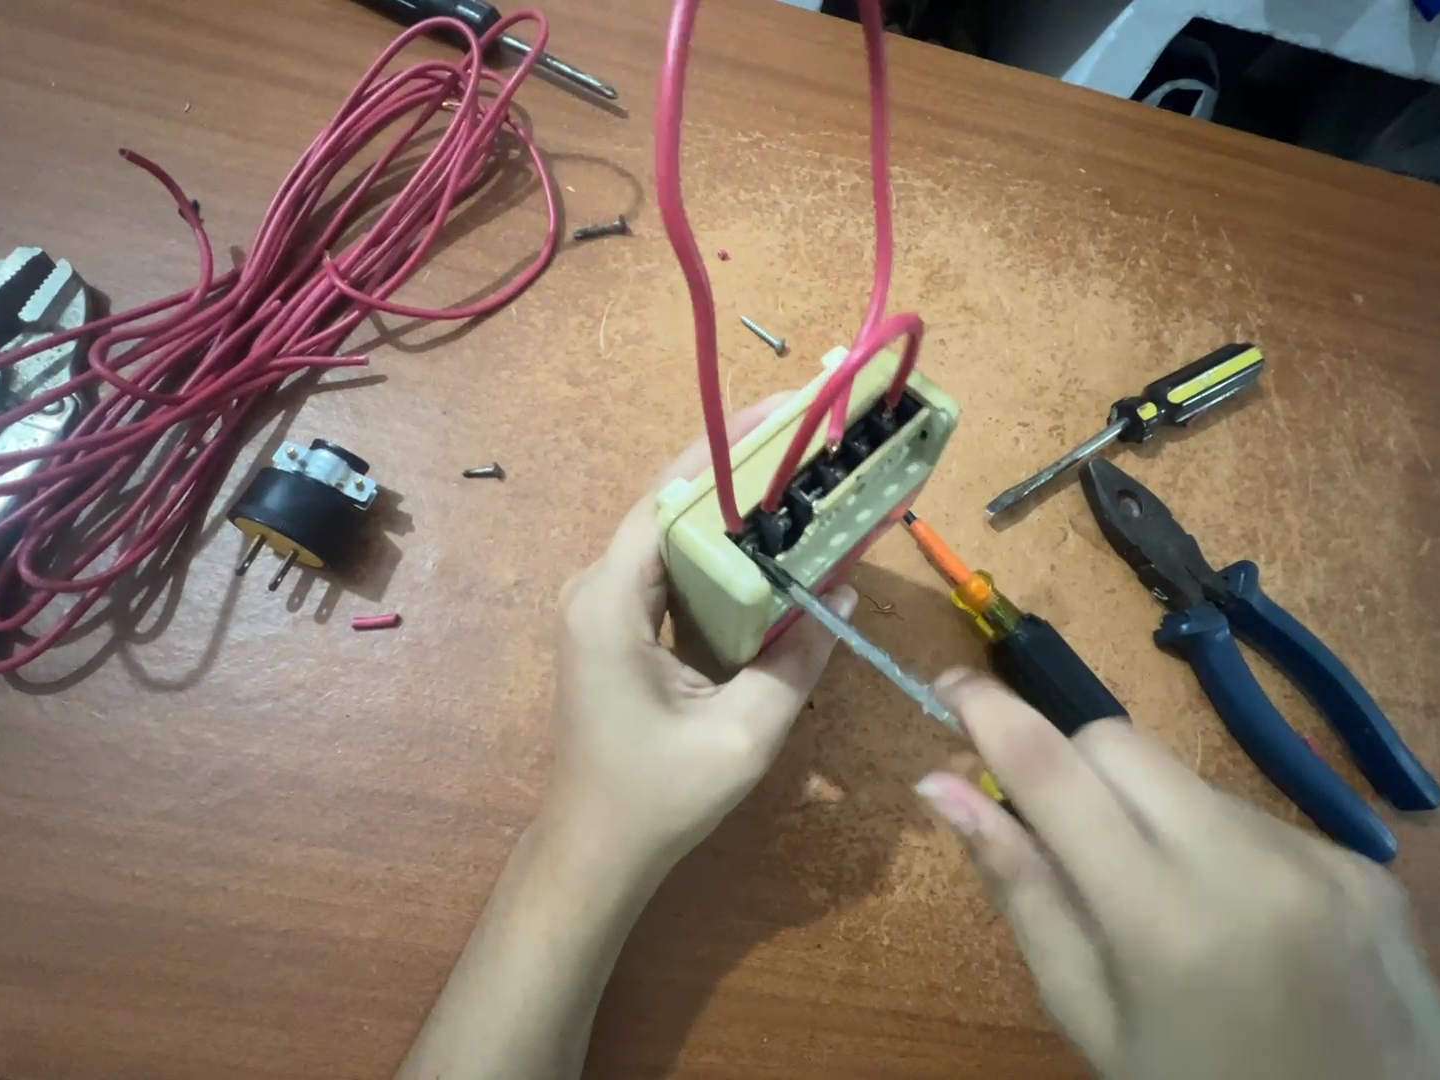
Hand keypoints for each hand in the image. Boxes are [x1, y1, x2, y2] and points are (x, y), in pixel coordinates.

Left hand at [543, 396, 855, 877]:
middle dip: (737, 470)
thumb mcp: (744, 735)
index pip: (669, 498)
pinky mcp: (611, 622)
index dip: (726, 450)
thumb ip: (797, 661)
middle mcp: (593, 587)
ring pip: (669, 534)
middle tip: (805, 443)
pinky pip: (665, 569)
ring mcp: (598, 604)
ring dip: (727, 509)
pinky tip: (762, 548)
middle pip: (669, 506)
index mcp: (610, 602)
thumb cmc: (660, 799)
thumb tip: (845, 591)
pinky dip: (713, 552)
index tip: (783, 415)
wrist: (596, 849)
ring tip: (793, 481)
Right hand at [916, 672, 1439, 1079]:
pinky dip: (1210, 840)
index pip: (1052, 771)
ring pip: (1179, 776)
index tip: (949, 682)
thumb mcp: (1084, 1008)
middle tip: (1062, 833)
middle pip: (1114, 742)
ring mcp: (1320, 860)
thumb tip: (937, 783)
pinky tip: (1237, 915)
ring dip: (1142, 809)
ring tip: (1164, 897)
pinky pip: (1247, 812)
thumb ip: (1014, 883)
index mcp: (1160, 916)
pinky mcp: (1366, 867)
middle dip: (1068, 764)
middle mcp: (1247, 865)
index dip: (991, 711)